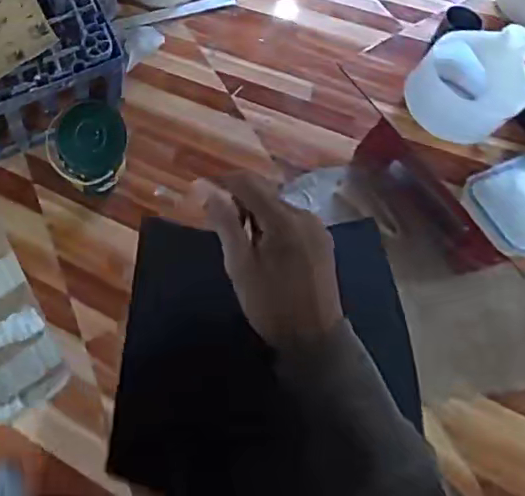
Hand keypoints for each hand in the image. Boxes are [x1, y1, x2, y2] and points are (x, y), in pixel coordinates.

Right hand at [202, 175, 343, 347]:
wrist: (316, 342)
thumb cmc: (271, 305)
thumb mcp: (239, 265)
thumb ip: (225, 222)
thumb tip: (206, 189)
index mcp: (283, 220)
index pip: (247, 182)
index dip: (222, 181)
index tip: (202, 190)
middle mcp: (304, 215)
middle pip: (264, 190)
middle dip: (239, 198)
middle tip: (219, 220)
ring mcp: (317, 226)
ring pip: (276, 203)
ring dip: (255, 210)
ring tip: (242, 237)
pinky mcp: (322, 238)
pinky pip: (290, 217)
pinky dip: (272, 221)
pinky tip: (265, 243)